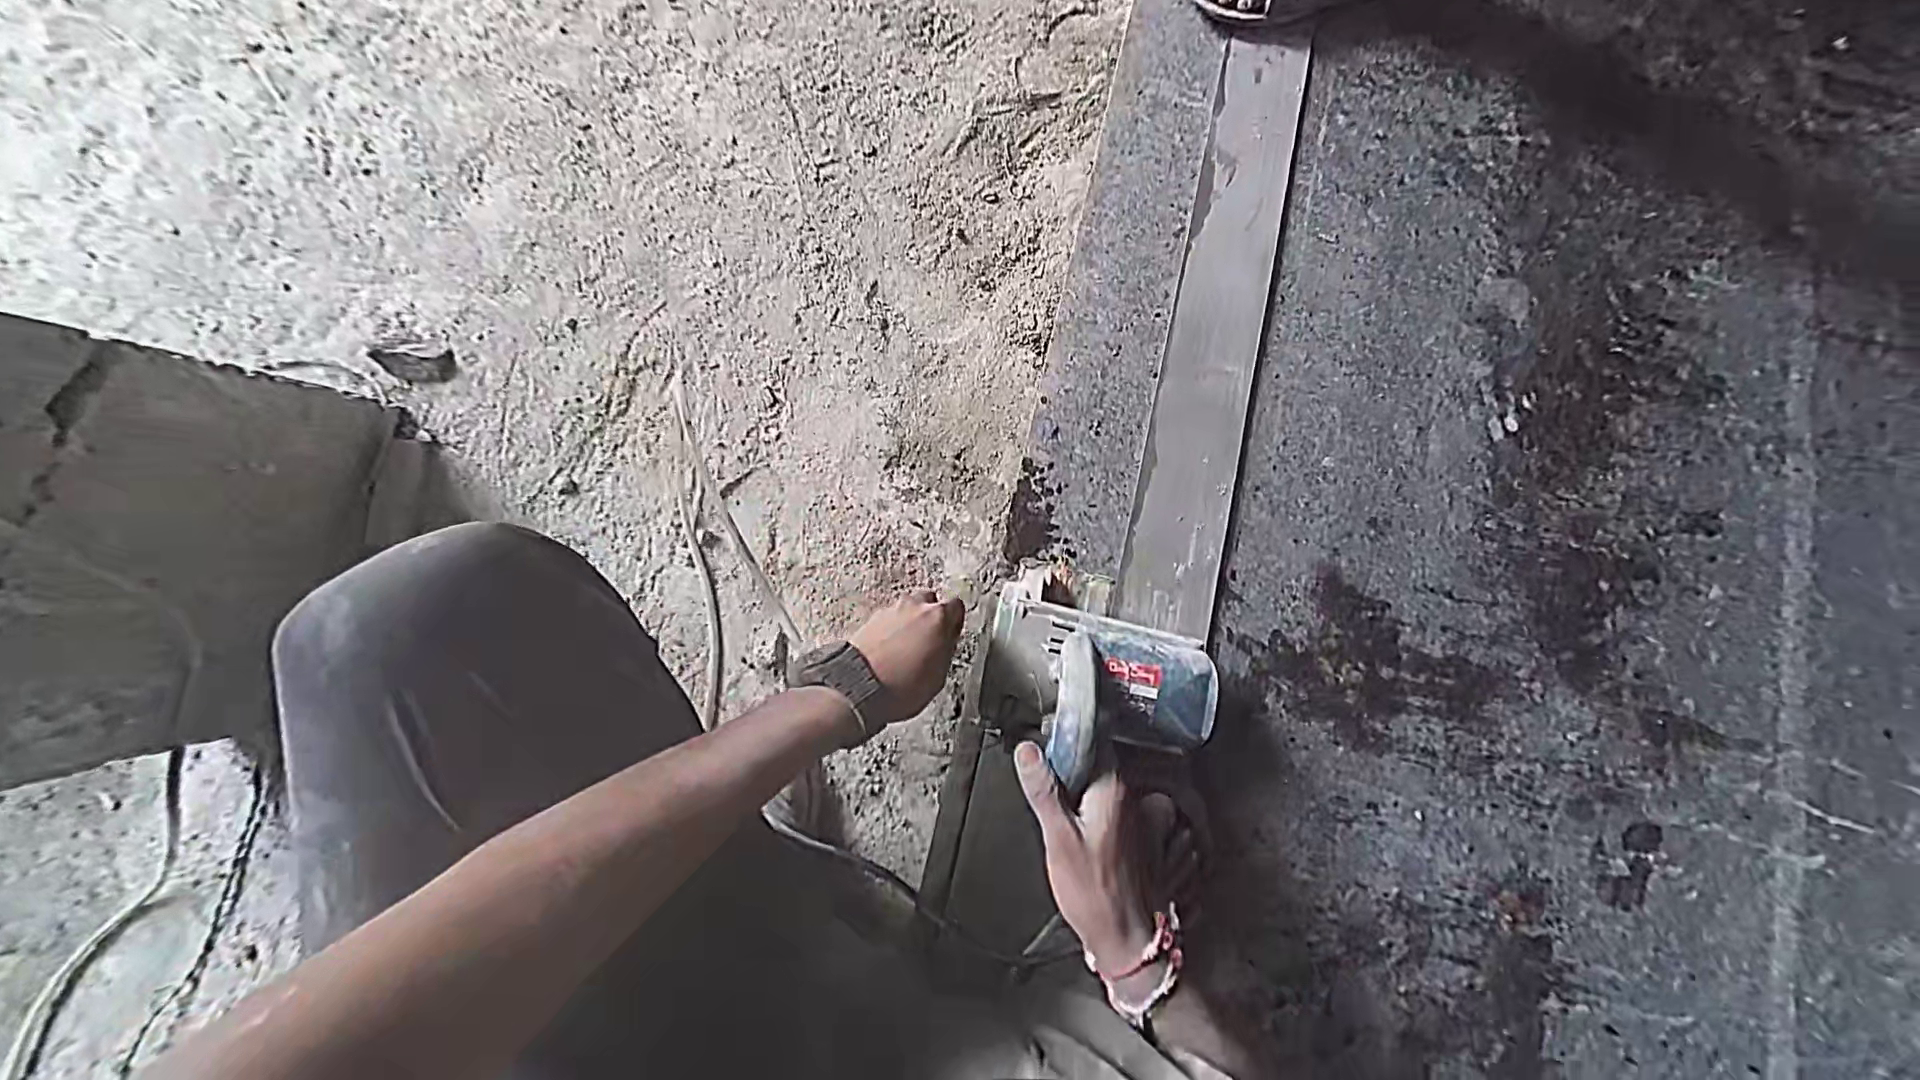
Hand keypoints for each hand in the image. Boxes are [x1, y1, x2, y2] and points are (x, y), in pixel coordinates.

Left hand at [847, 589, 964, 724]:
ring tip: (906, 651)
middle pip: (929, 601)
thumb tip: (946, 645)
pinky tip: (889, 653)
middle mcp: (914, 607)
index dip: (955, 622)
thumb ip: (946, 650)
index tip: (951, 635)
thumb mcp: (939, 676)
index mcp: (938, 617)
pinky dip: (890, 631)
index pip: (956, 606)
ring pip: (907, 610)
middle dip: (930, 618)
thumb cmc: (901, 685)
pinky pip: (887, 621)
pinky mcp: (870, 620)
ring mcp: (890, 611)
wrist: (860, 688)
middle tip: (929, 641)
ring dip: (909, 624)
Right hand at [1013, 742, 1157, 973]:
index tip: (1049, 757)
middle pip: (1100, 766)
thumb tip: (1028, 750)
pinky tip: (1094, 838)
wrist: (1129, 942)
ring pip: (1111, 790)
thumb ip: (1043, 790)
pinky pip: (1125, 812)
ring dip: (1090, 798)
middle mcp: (1135, 799)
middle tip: (1056, 804)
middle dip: (1075, 778)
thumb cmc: (1095, 895)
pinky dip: (1108, 817)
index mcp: (1113, 789)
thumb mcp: (1057, 838)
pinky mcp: (1149, 839)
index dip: (1067, 747)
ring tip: (1073, 825)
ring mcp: (1146, 819)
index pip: (1091, 744)